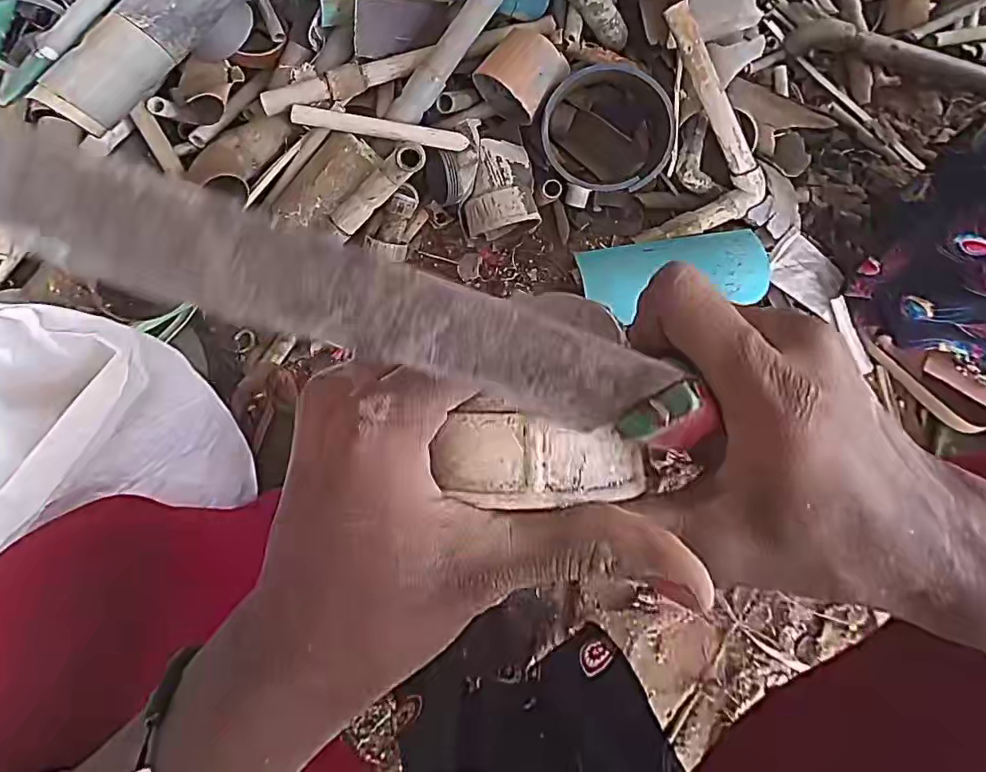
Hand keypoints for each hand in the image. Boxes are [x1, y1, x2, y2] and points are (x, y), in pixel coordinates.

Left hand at [252, 361, 715, 703]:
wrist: (293, 647)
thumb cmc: (381, 617)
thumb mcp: (486, 570)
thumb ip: (585, 542)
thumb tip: (692, 566)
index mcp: (381, 414)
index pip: (479, 346)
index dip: (542, 343)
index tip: (595, 348)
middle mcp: (346, 382)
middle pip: (450, 338)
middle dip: (515, 349)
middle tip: (576, 365)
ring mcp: (328, 386)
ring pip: (422, 345)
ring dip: (477, 359)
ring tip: (539, 380)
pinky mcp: (325, 400)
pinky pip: (395, 363)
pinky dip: (440, 373)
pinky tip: (481, 398)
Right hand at [629, 264, 963, 608]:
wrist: (926, 534)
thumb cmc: (827, 542)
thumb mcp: (721, 547)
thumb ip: (640, 523)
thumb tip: (575, 511)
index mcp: (769, 381)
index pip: (678, 292)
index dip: (644, 327)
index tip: (648, 386)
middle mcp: (791, 336)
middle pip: (690, 306)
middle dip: (666, 356)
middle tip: (676, 419)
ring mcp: (809, 330)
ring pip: (713, 318)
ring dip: (693, 363)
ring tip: (713, 424)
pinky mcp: (815, 335)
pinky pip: (740, 329)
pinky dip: (722, 363)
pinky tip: (742, 417)